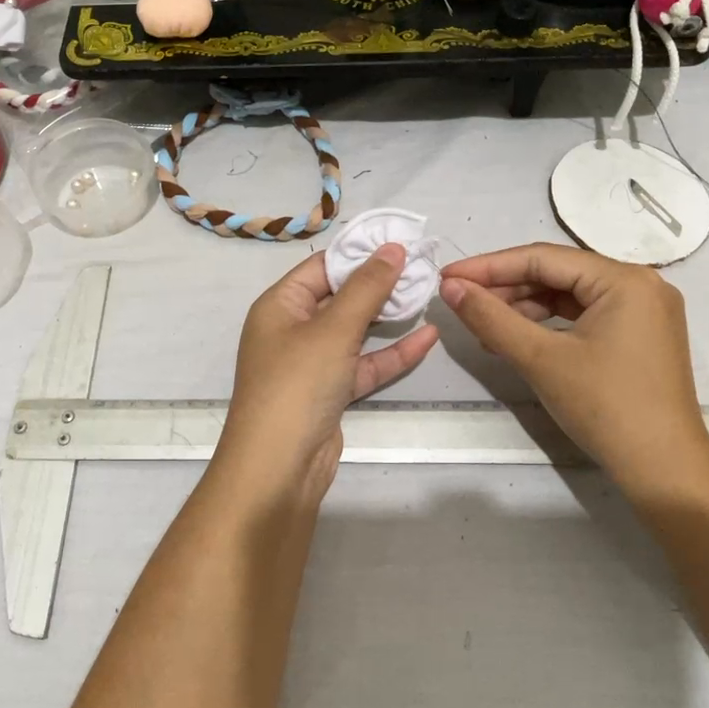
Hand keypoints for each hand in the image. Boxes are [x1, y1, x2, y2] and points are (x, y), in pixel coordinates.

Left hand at [218, 244, 439, 508]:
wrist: (279, 466)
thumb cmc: (298, 384)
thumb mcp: (334, 330)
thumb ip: (367, 288)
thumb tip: (392, 249)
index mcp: (279, 305)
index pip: (322, 266)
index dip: (359, 252)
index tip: (401, 241)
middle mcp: (291, 329)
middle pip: (339, 297)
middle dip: (379, 283)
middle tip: (424, 266)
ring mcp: (311, 363)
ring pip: (354, 332)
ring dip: (388, 317)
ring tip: (429, 295)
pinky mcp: (329, 392)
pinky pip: (363, 364)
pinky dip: (391, 354)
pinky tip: (427, 338)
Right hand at [438, 244, 708, 489]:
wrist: (664, 468)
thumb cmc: (605, 407)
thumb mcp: (540, 358)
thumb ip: (491, 317)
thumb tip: (450, 287)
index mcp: (624, 279)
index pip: (543, 258)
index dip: (489, 266)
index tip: (446, 277)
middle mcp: (640, 283)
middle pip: (557, 273)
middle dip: (506, 288)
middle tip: (461, 302)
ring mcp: (644, 310)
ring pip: (569, 294)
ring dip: (524, 307)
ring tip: (483, 327)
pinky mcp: (640, 335)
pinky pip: (585, 315)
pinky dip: (548, 323)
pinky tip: (516, 338)